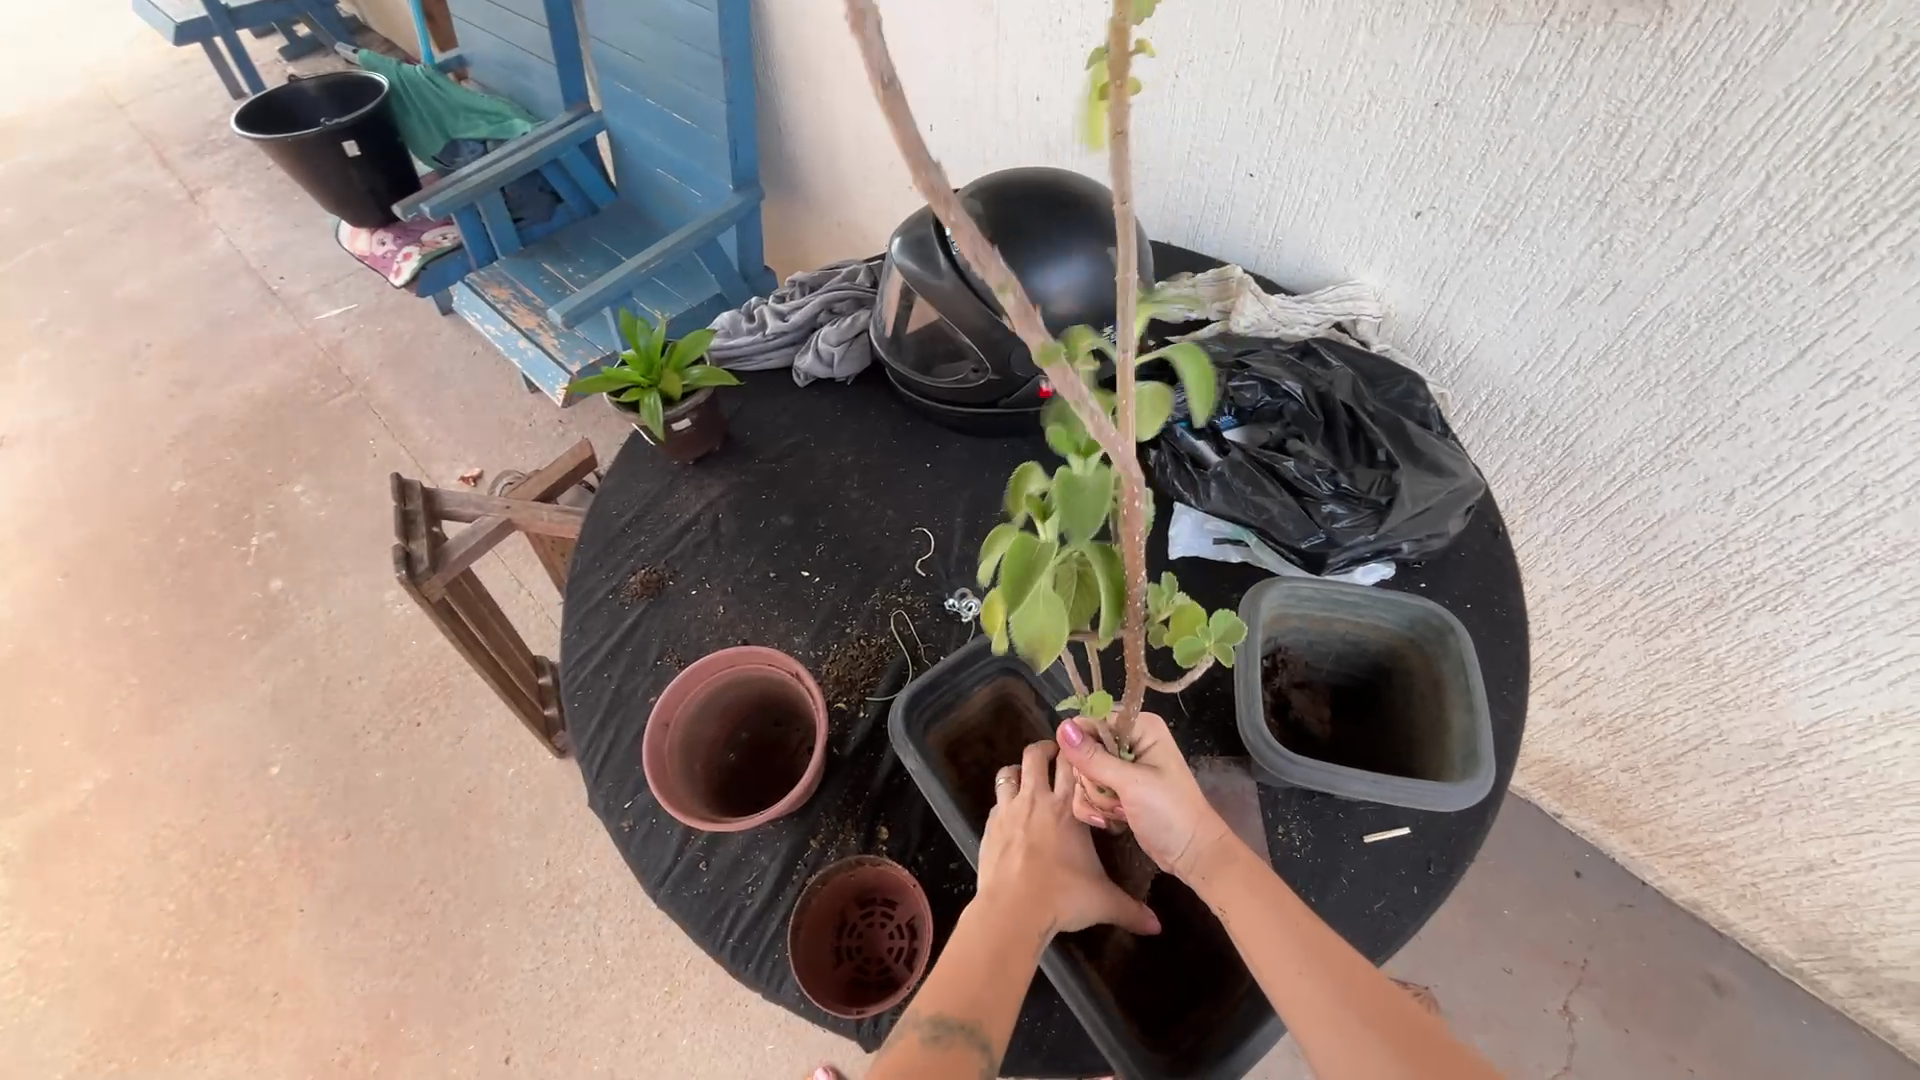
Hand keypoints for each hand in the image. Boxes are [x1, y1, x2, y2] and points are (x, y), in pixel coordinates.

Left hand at [974, 740, 1161, 938]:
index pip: (1071, 762)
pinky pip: (997, 801)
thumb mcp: (1103, 902)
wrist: (1013, 910)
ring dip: (1019, 771)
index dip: (1075, 751)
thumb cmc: (1063, 897)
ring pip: (1010, 772)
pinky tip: (1011, 814)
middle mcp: (1037, 799)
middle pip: (1036, 755)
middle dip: (1045, 749)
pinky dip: (1004, 801)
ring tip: (1028, 778)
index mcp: (1067, 807)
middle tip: (1055, 755)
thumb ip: (1131, 909)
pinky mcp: (990, 825)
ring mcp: (1009, 809)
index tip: (1081, 751)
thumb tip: (1156, 925)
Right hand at [1058, 712, 1235, 880]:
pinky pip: (1087, 791)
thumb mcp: (1131, 784)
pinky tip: (1111, 821)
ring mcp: (1121, 767)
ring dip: (1095, 797)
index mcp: (1140, 728)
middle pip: (1084, 750)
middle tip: (1116, 796)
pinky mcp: (1115, 789)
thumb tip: (1062, 727)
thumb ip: (1093, 757)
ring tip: (1119, 811)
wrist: (1190, 854)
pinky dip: (1095, 808)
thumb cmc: (1169, 812)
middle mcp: (1129, 741)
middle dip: (1093, 779)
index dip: (1085, 745)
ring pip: (1082, 773)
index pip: (1093, 721)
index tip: (1094, 771)